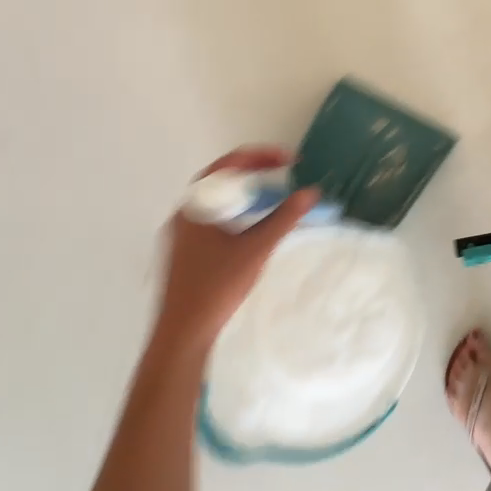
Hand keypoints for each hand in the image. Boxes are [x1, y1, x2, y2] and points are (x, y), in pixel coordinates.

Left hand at [153, 149, 318, 352]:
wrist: (182, 334)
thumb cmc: (216, 286)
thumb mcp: (256, 249)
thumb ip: (284, 218)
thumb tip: (311, 192)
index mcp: (195, 206)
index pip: (229, 164)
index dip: (262, 156)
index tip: (290, 161)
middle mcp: (183, 214)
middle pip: (220, 178)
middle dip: (254, 171)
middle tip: (283, 173)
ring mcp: (180, 234)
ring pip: (214, 199)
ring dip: (243, 192)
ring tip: (271, 197)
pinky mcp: (183, 252)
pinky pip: (210, 217)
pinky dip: (233, 210)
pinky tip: (250, 226)